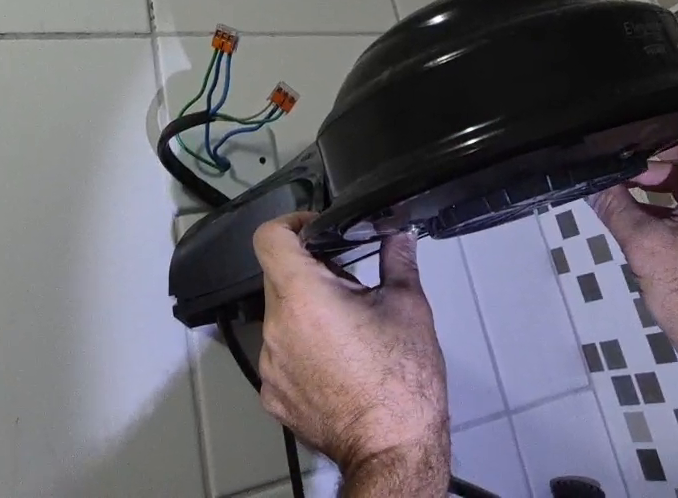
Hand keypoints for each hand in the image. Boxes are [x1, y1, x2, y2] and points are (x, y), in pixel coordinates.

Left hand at [251, 212, 449, 483]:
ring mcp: (269, 365)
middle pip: (277, 276)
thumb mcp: (408, 307)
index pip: (269, 237)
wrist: (395, 454)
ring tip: (345, 328)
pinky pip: (279, 355)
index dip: (290, 223)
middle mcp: (275, 327)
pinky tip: (335, 363)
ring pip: (279, 316)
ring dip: (304, 311)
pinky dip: (300, 348)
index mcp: (303, 296)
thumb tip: (399, 233)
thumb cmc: (403, 379)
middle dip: (308, 271)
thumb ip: (398, 259)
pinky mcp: (272, 397)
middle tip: (346, 282)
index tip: (315, 230)